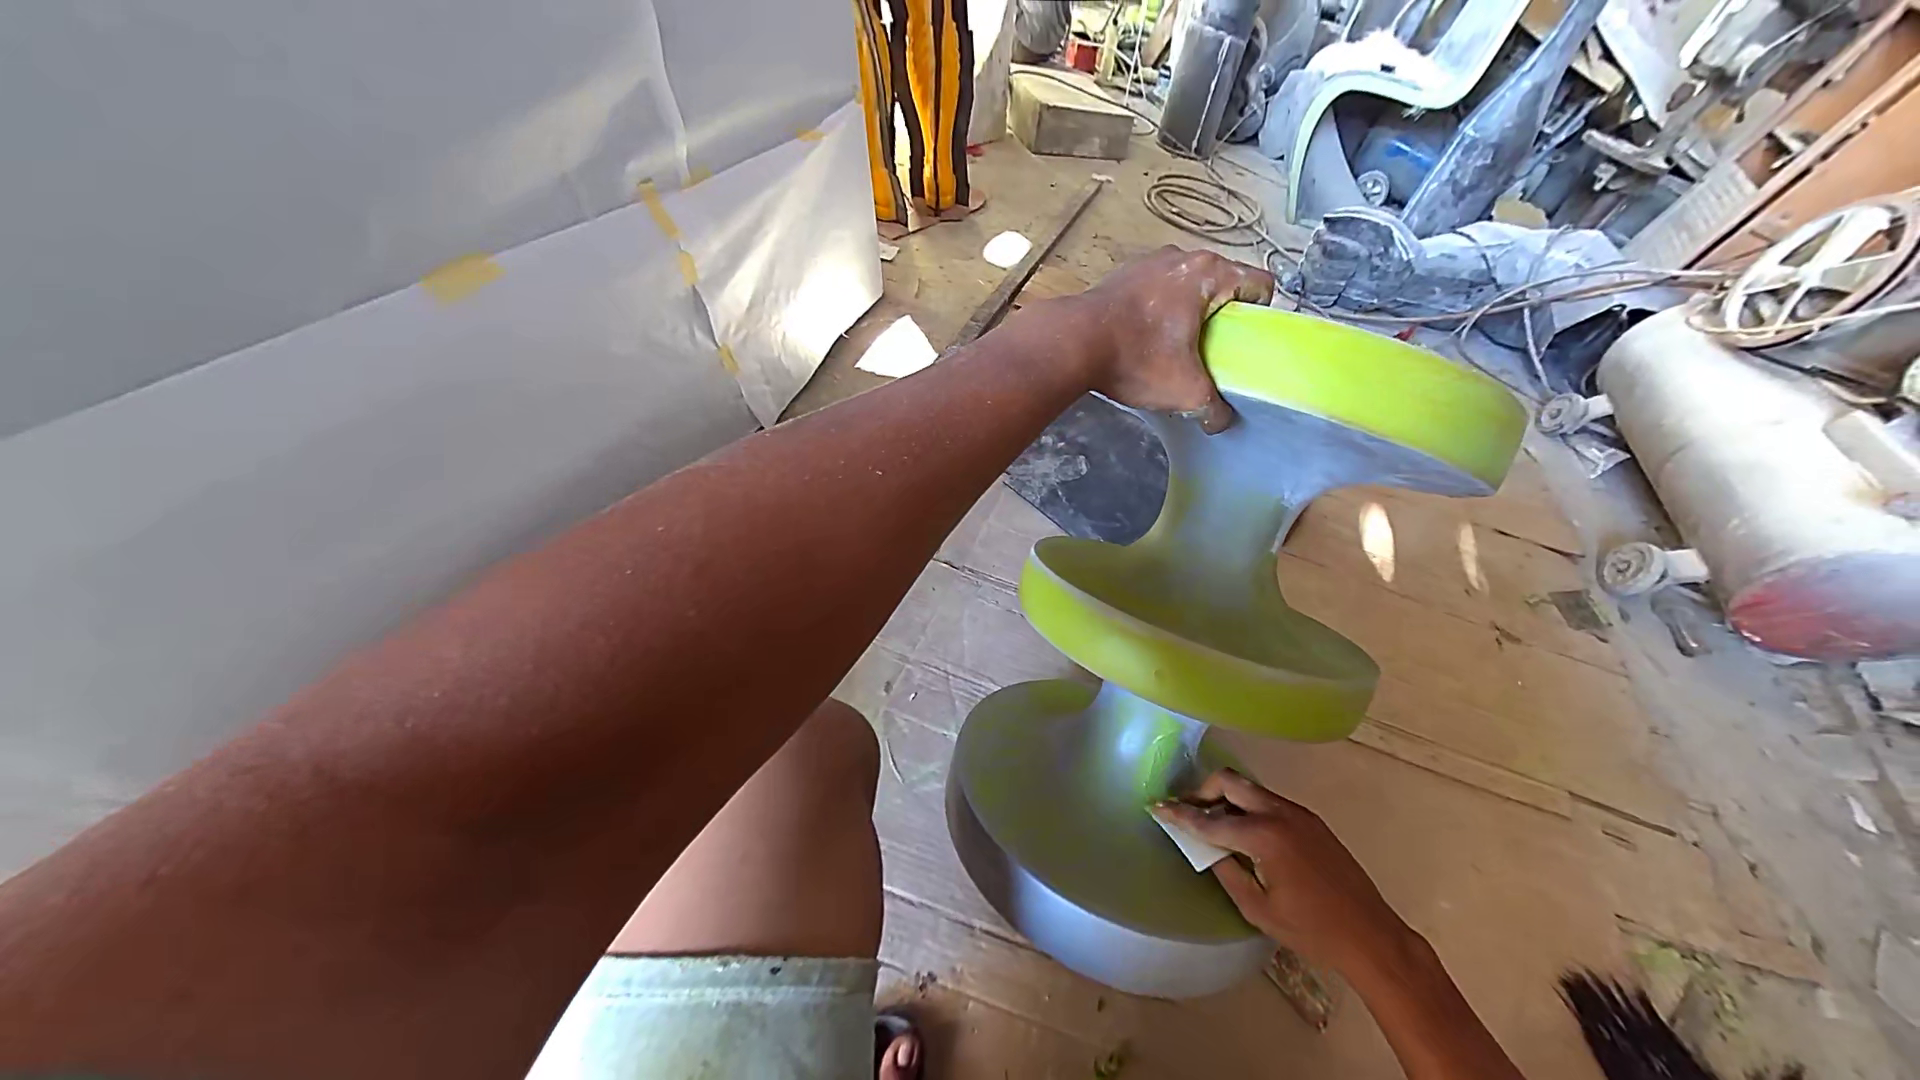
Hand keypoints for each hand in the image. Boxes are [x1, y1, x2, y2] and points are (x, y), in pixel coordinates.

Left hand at [1049, 246, 1273, 433]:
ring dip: (1188, 315)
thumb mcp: (1184, 391)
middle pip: (1222, 284)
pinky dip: (1158, 312)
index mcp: (1208, 272)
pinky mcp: (1121, 276)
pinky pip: (1155, 291)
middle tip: (1213, 351)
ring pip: (1186, 287)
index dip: (1261, 315)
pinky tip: (1146, 340)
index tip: (1247, 342)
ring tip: (1176, 349)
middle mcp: (1180, 257)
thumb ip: (1212, 407)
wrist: (1071, 344)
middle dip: (1222, 318)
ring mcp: (1147, 263)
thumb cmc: (1133, 358)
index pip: (1260, 283)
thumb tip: (1220, 421)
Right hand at [1153, 768, 1412, 972]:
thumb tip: (1205, 848)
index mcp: (1265, 836)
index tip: (1157, 806)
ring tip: (1211, 822)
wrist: (1372, 937)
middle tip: (1187, 810)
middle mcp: (1280, 813)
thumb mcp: (1258, 908)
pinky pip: (1267, 801)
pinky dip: (1246, 807)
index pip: (1210, 820)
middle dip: (1203, 792)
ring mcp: (1298, 813)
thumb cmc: (1312, 931)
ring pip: (1249, 788)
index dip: (1180, 814)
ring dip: (1225, 798)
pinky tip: (1242, 832)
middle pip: (1230, 782)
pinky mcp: (1310, 820)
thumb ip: (1226, 871)